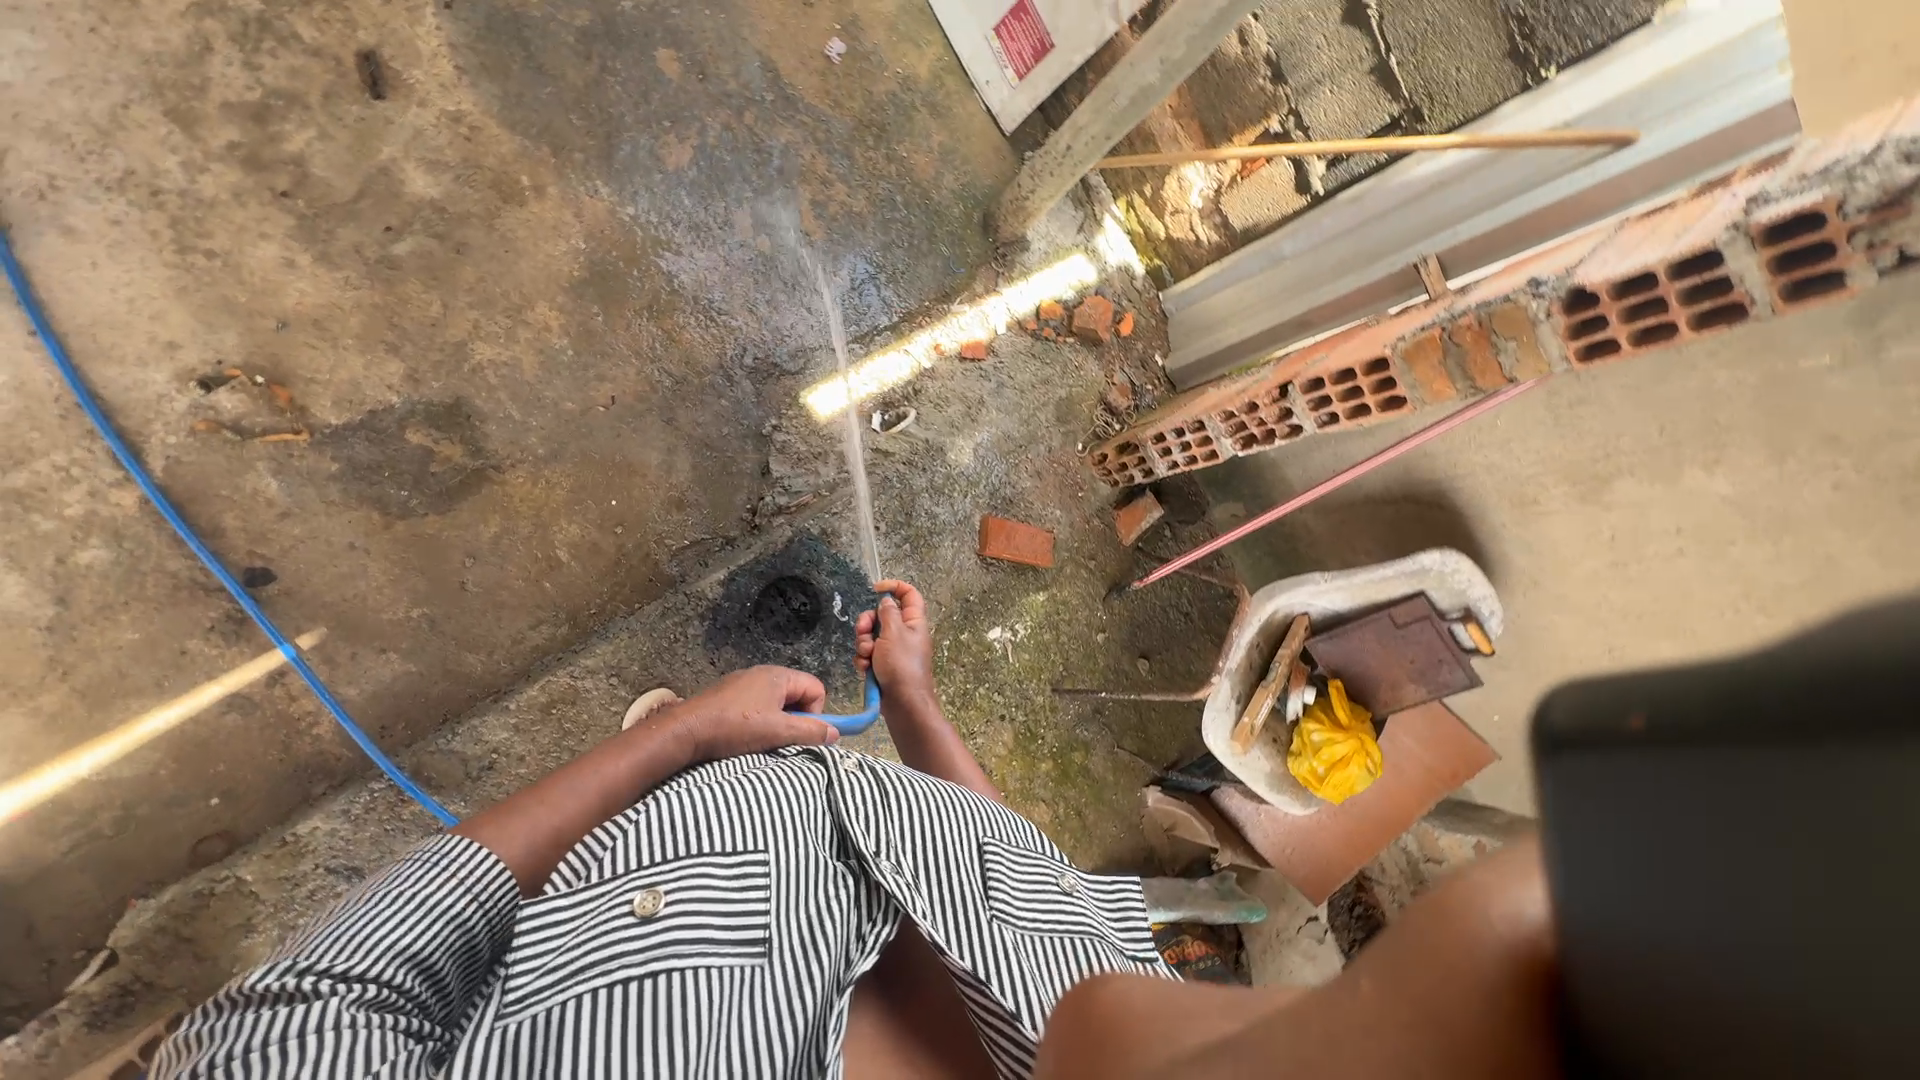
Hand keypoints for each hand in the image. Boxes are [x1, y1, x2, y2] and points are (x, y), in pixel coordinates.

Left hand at [656, 666, 838, 762]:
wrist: (685, 730)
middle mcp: (763, 673)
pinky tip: (742, 735)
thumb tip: (836, 733)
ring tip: (760, 739)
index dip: (815, 712)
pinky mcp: (727, 694)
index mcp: (779, 675)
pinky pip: (756, 704)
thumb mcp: (777, 732)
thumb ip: (810, 731)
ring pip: (776, 702)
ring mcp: (743, 682)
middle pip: (797, 694)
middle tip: (780, 738)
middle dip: (795, 718)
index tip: (799, 732)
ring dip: (776, 721)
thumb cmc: (735, 727)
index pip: (816, 688)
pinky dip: (757, 720)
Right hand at [856, 580, 936, 712]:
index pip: (909, 594)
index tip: (875, 589)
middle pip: (881, 616)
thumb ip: (888, 613)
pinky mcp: (883, 665)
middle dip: (867, 623)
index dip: (894, 587)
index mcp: (914, 622)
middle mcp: (904, 633)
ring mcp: (893, 650)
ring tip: (867, 657)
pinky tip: (865, 669)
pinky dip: (864, 660)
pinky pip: (868, 654)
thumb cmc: (901, 665)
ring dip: (863, 644)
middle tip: (864, 632)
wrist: (903, 703)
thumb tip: (887, 601)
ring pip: (871, 636)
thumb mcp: (894, 633)